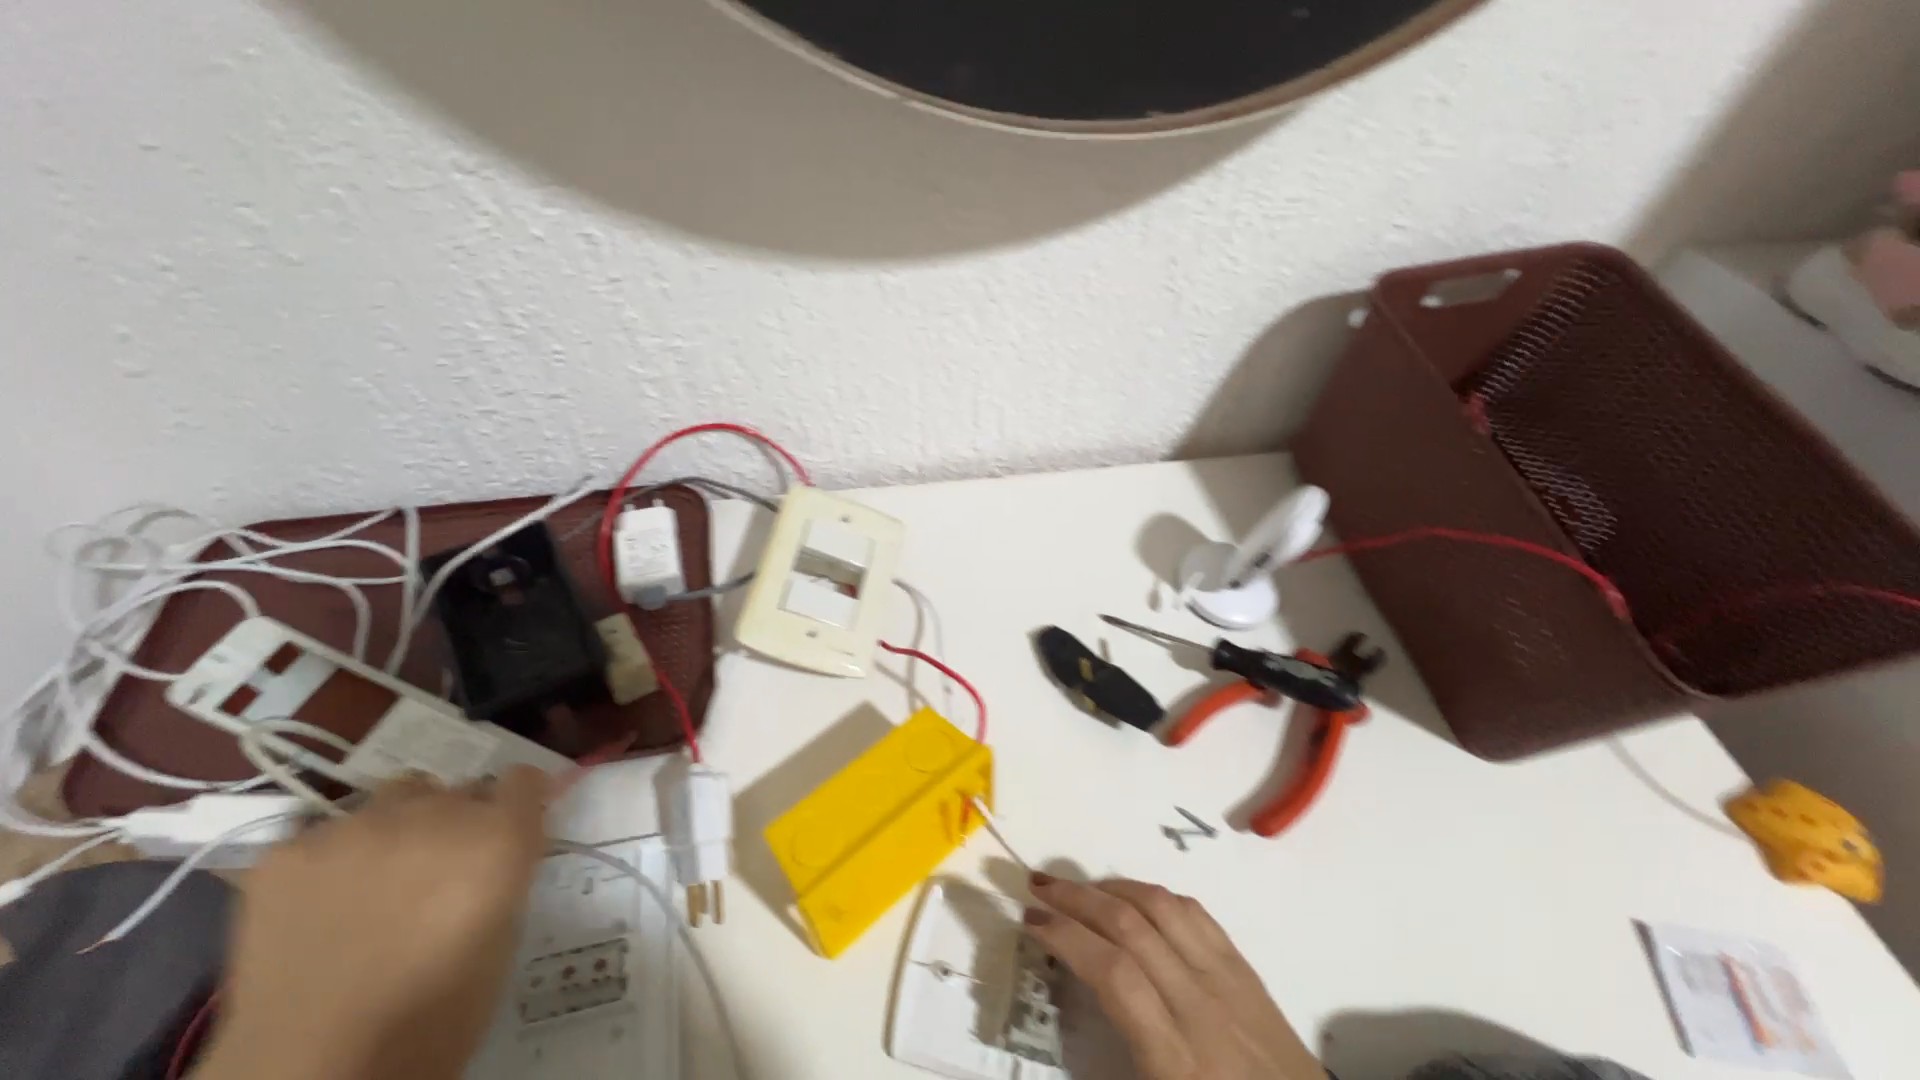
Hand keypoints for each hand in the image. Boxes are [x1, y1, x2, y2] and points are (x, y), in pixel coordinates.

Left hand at [195, 769, 551, 1079]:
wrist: (313, 1071)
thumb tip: (493, 850)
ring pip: (391, 800)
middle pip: (455, 790)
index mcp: (496, 837)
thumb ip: (503, 874)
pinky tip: (322, 911)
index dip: (519, 801)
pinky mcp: (288, 852)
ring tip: (375, 886)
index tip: (512, 823)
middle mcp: (432, 814)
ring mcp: (354, 827)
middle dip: (455, 822)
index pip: (523, 779)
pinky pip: (325, 835)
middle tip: (437, 876)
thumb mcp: (502, 938)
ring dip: (397, 829)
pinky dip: (333, 863)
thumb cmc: (435, 1017)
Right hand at [1025, 874, 1324, 1079]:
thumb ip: (1108, 1060)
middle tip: (1038, 887)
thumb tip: (1067, 1010)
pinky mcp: (1246, 969)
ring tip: (1077, 887)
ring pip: (1164, 909)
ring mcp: (1228, 981)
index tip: (1031, 922)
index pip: (1113, 973)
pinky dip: (1156, 896)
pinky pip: (1197, 915)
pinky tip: (1132, 899)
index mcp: (1174, 1055)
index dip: (1066, 937)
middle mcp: (1200, 1005)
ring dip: (1112, 887)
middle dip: (1077, 899)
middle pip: (1132, 928)